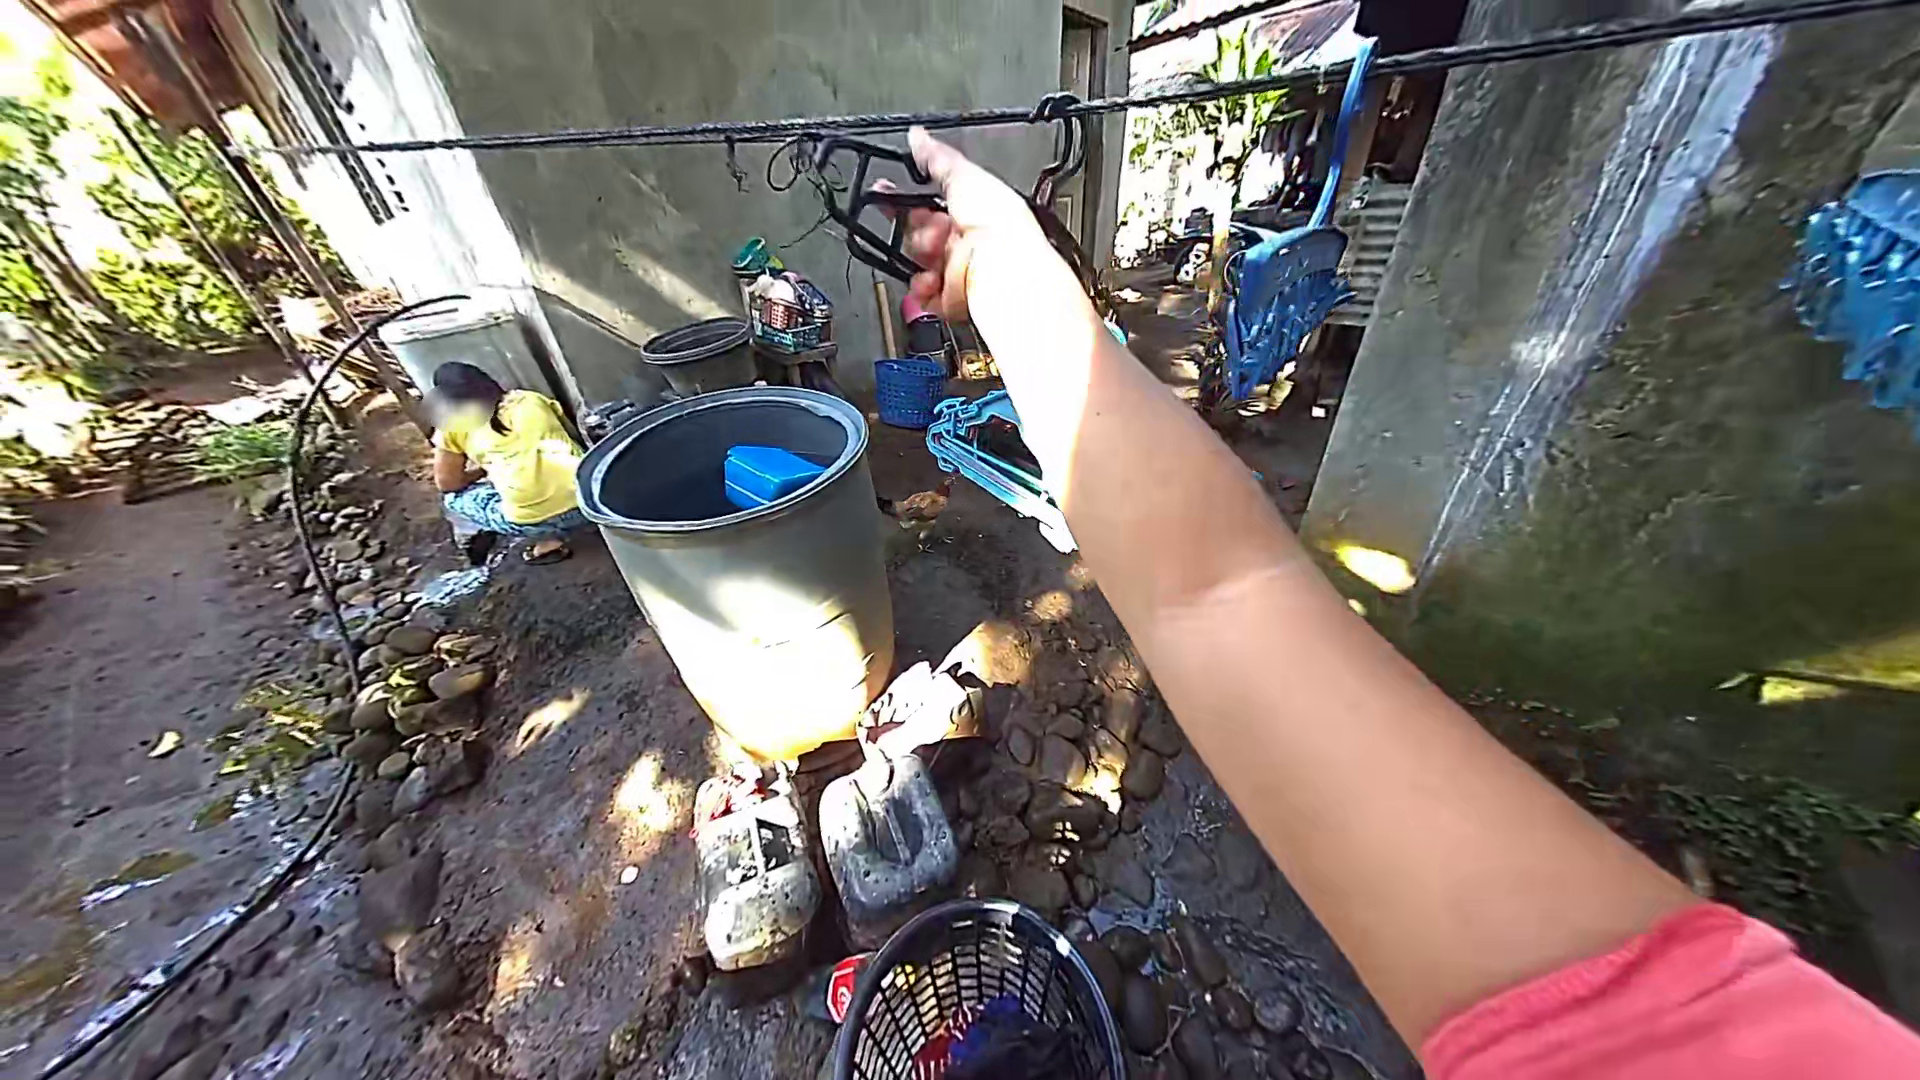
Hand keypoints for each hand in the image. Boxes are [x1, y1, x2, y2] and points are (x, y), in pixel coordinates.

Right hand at [893, 127, 1051, 322]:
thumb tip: (917, 136)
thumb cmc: (997, 222)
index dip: (905, 198)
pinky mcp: (951, 298)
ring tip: (936, 249)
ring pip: (918, 262)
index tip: (885, 193)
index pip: (928, 203)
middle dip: (917, 226)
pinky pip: (924, 294)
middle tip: (928, 225)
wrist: (1002, 266)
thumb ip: (937, 158)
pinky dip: (922, 286)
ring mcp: (955, 271)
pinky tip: (931, 276)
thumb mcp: (965, 175)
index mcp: (968, 211)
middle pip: (919, 233)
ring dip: (921, 253)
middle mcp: (961, 242)